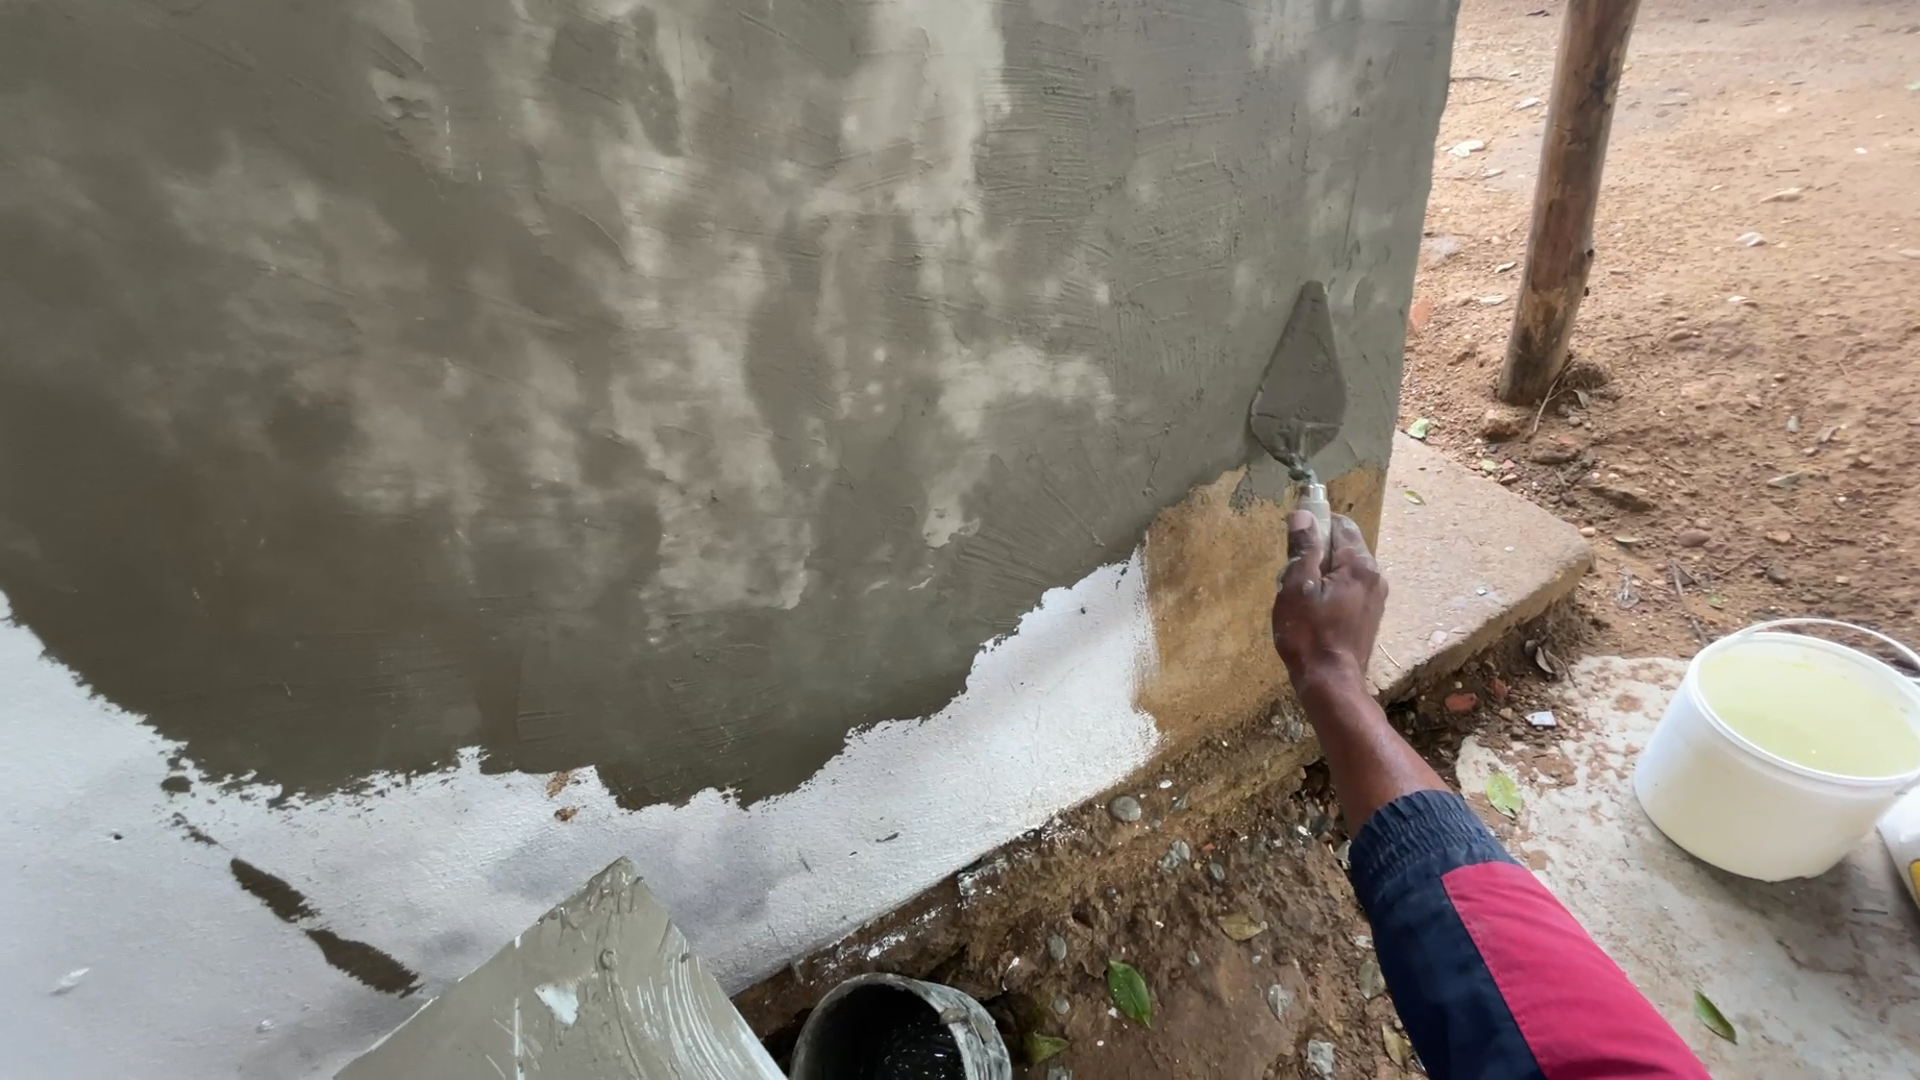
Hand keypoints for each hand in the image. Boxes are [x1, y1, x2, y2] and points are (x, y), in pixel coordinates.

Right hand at [1271, 510, 1387, 692]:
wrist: (1330, 681)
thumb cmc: (1308, 633)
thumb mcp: (1296, 587)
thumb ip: (1302, 549)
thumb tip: (1303, 515)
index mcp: (1359, 565)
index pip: (1339, 523)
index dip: (1314, 523)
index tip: (1291, 540)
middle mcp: (1375, 576)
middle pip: (1342, 545)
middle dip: (1315, 551)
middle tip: (1290, 575)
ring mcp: (1376, 597)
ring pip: (1344, 568)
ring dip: (1320, 571)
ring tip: (1299, 595)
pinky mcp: (1370, 614)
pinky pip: (1348, 587)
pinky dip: (1329, 588)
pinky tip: (1313, 609)